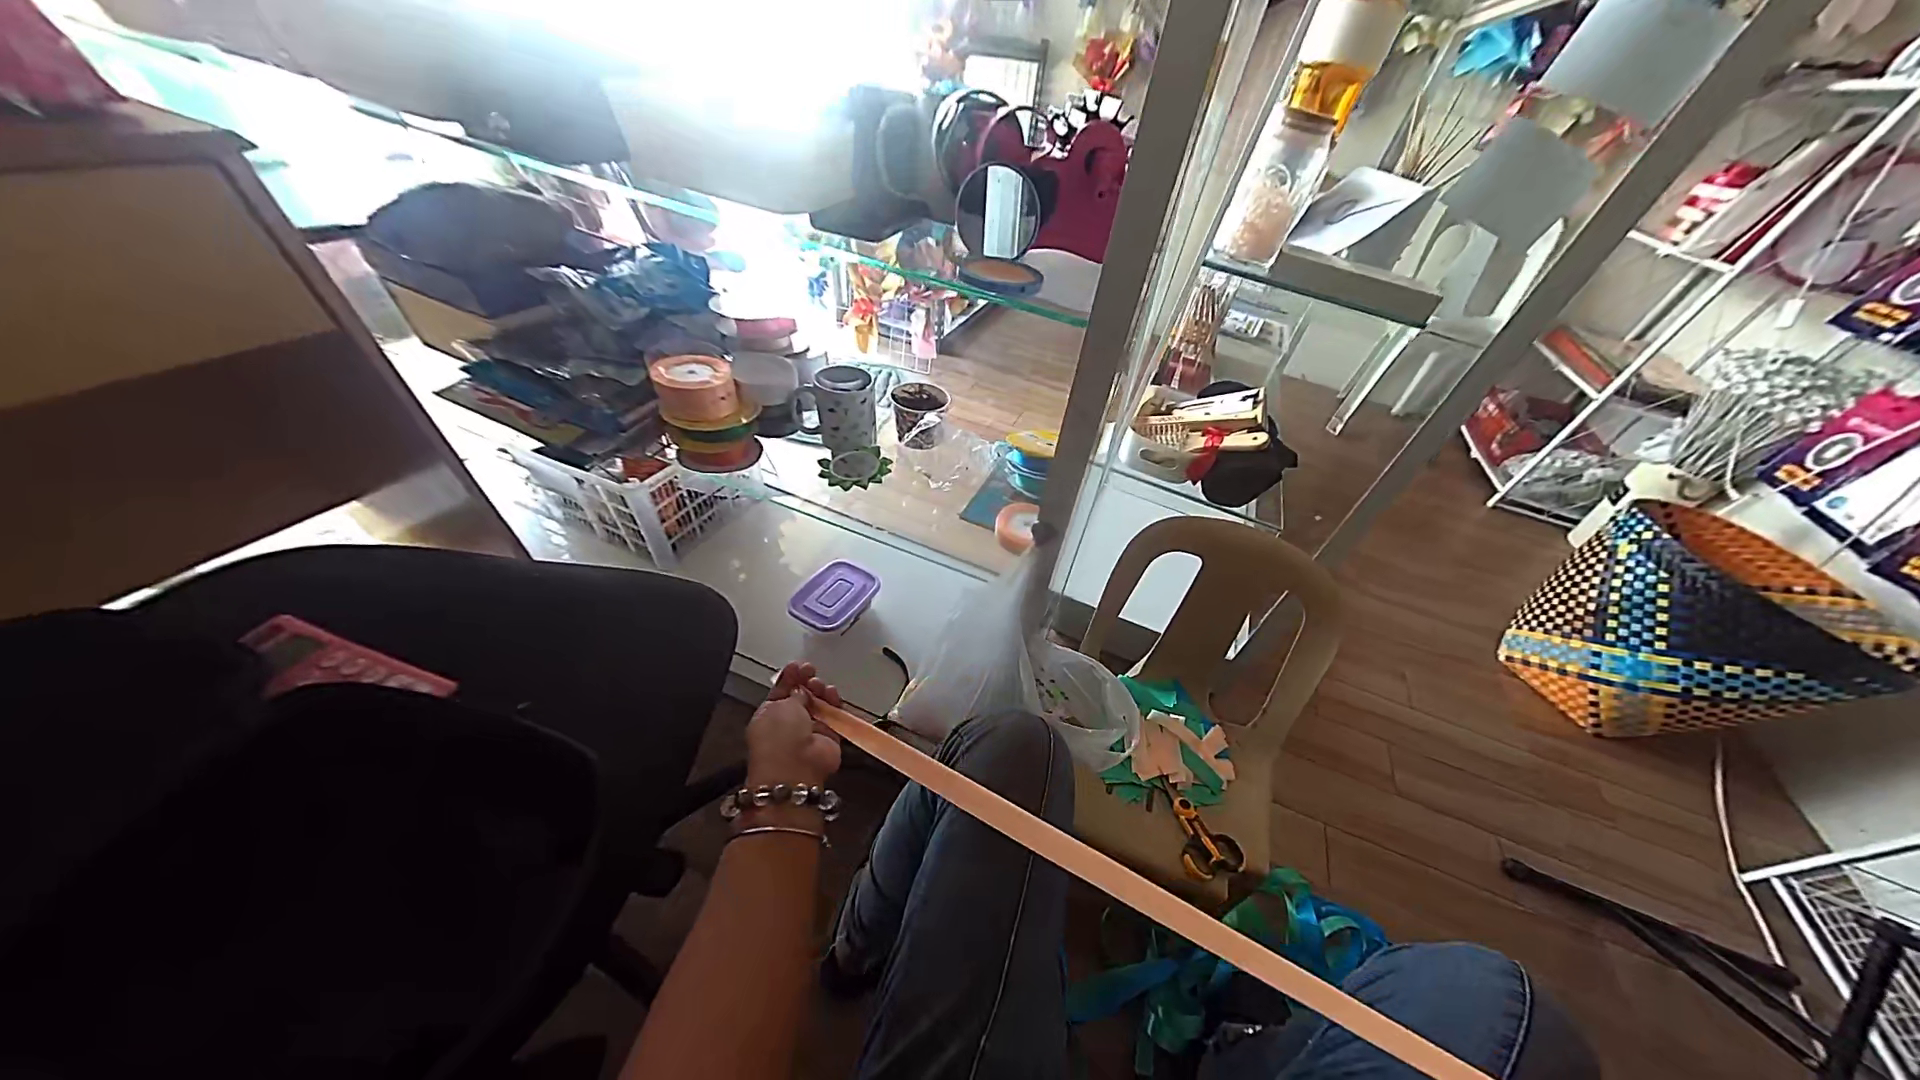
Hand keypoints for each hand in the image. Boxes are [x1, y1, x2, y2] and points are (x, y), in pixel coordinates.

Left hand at [745, 662, 842, 788]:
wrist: (795, 770)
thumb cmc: (778, 738)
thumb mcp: (781, 704)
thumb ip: (795, 692)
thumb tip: (803, 688)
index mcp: (769, 715)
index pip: (782, 691)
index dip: (791, 677)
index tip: (799, 666)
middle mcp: (789, 724)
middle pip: (802, 697)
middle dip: (807, 683)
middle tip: (811, 673)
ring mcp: (809, 732)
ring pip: (819, 705)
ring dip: (821, 692)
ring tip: (821, 686)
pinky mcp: (828, 739)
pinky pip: (834, 717)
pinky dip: (835, 705)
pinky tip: (833, 695)